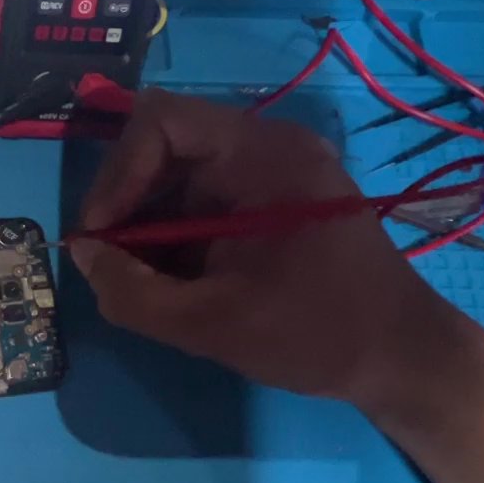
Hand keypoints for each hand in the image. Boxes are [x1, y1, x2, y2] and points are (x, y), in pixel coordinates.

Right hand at [72, 90, 471, 409]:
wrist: (402, 360)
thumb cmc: (319, 335)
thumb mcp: (210, 324)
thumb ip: (130, 291)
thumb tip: (80, 255)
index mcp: (262, 156)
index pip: (159, 122)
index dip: (116, 174)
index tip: (101, 235)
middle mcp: (260, 148)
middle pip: (156, 149)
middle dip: (122, 207)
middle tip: (107, 262)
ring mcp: (261, 173)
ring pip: (166, 180)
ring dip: (139, 227)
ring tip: (136, 280)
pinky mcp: (258, 201)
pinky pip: (189, 202)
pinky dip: (164, 238)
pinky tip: (166, 281)